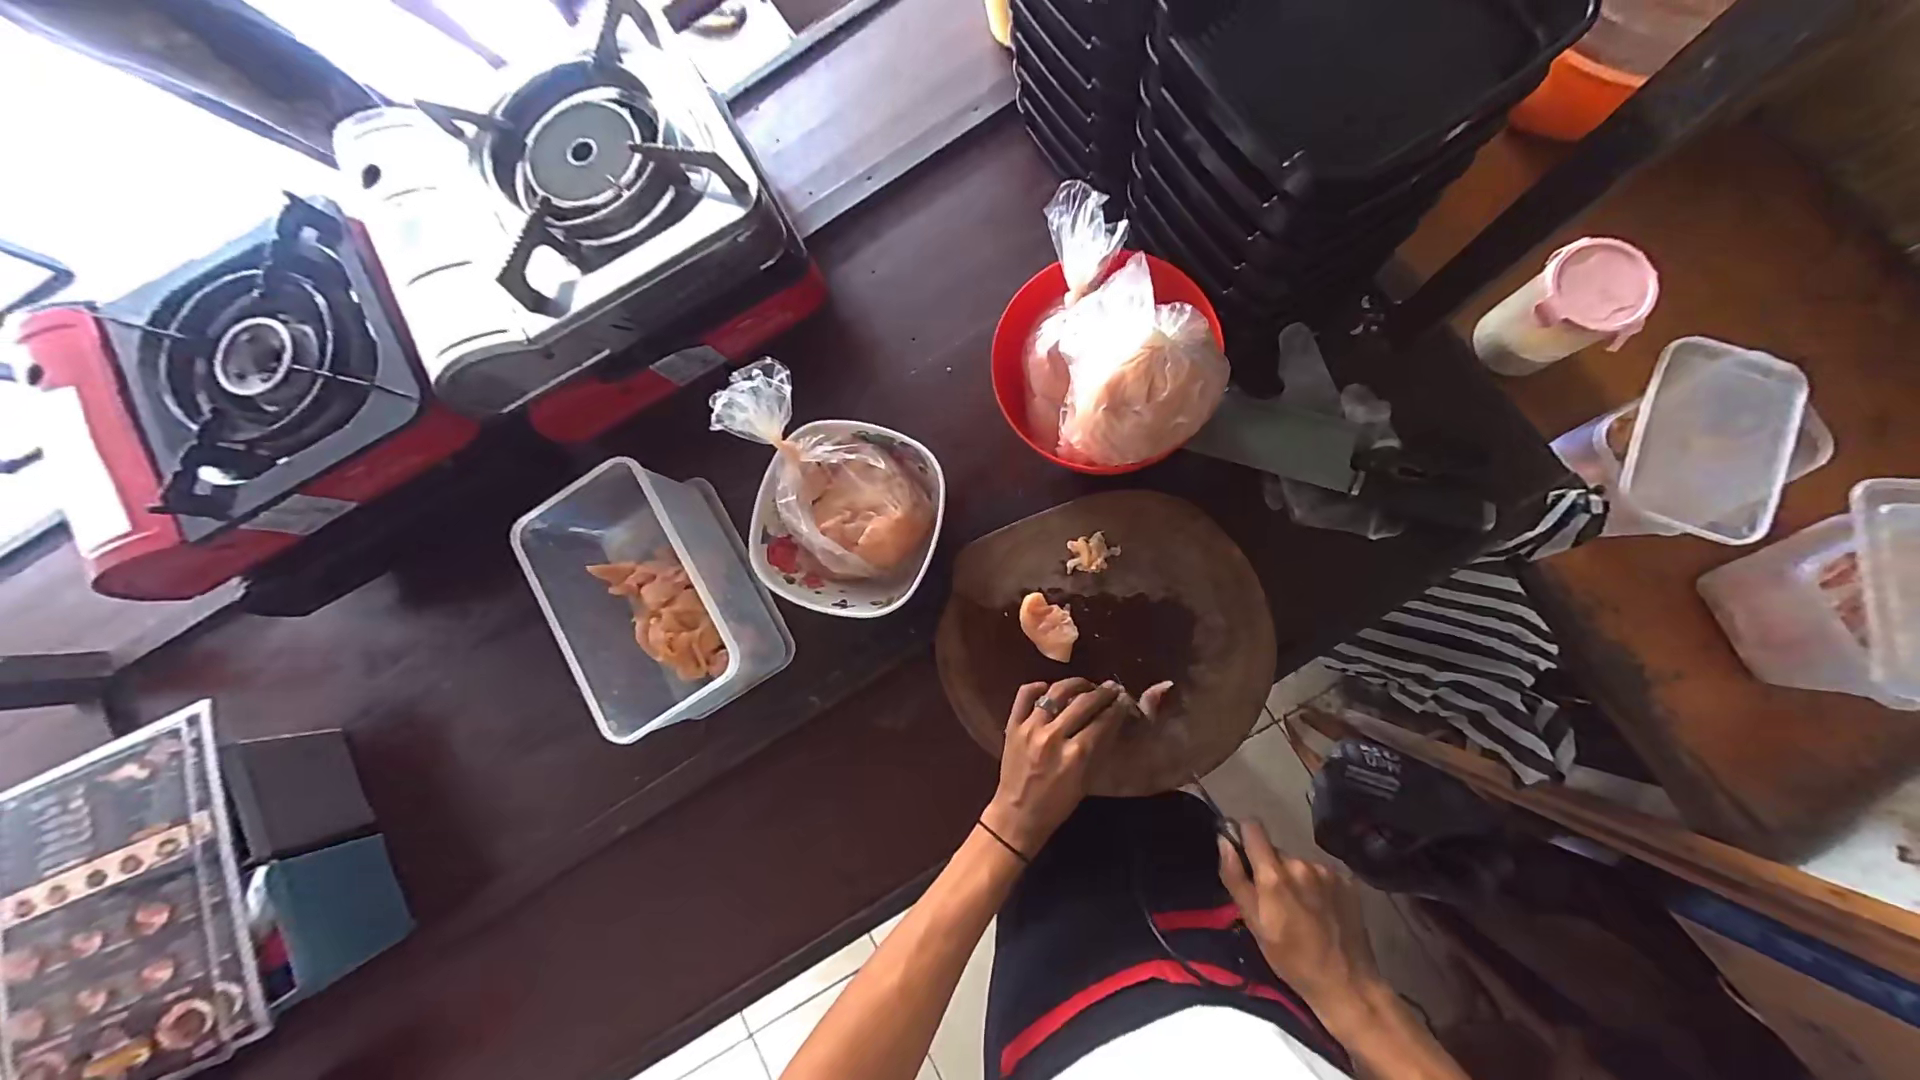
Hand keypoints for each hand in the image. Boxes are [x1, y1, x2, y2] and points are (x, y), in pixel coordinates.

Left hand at [981, 679, 1126, 857]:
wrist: (1017, 815)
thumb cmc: (1056, 804)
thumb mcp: (1085, 782)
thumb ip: (1098, 750)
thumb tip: (1112, 722)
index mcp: (1075, 755)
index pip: (1103, 721)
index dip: (1117, 708)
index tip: (1124, 700)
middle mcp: (1053, 736)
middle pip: (1083, 702)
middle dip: (1103, 693)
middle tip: (1111, 688)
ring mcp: (1030, 728)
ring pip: (1055, 692)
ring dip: (1075, 684)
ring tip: (1085, 685)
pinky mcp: (1012, 725)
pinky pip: (1024, 695)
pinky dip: (1037, 687)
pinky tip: (1048, 688)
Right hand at [1217, 819, 1382, 1012]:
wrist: (1348, 985)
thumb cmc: (1291, 959)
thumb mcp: (1253, 923)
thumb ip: (1235, 877)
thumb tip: (1223, 840)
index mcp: (1274, 874)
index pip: (1252, 827)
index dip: (1243, 835)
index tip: (1242, 853)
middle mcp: (1300, 864)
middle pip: (1275, 850)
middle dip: (1270, 868)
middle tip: (1275, 900)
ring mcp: (1327, 872)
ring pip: (1298, 863)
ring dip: (1294, 877)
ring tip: (1301, 908)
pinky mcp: (1347, 881)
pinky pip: (1320, 873)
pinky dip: (1316, 885)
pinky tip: (1322, 910)